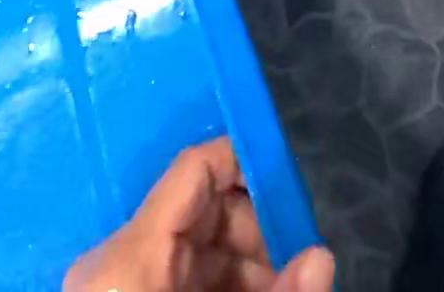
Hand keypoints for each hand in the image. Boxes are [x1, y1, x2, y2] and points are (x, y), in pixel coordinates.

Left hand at [63, 137, 335, 291]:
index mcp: (131, 254)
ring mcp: (121, 284)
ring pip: (196, 249)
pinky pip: (182, 279)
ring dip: (245, 268)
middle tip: (297, 271)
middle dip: (255, 233)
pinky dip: (223, 290)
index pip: (193, 171)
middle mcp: (121, 257)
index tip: (293, 188)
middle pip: (199, 211)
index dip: (243, 163)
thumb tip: (322, 255)